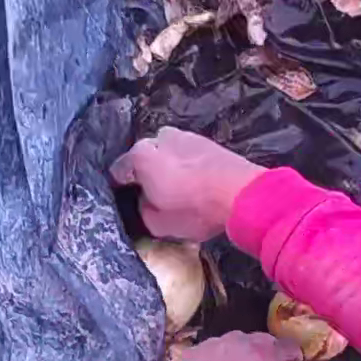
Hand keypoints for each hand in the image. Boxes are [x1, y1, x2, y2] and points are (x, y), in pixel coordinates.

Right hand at [110, 128, 265, 241]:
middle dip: (147, 176)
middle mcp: (158, 137)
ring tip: (180, 191)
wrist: (242, 193)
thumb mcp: (159, 224)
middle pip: (144, 159)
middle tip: (156, 198)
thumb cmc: (195, 209)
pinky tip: (197, 183)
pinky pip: (187, 155)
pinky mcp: (207, 141)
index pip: (118, 172)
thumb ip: (143, 211)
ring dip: (169, 169)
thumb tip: (145, 201)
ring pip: (167, 154)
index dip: (121, 190)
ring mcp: (184, 135)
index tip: (128, 202)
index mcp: (139, 156)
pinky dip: (188, 167)